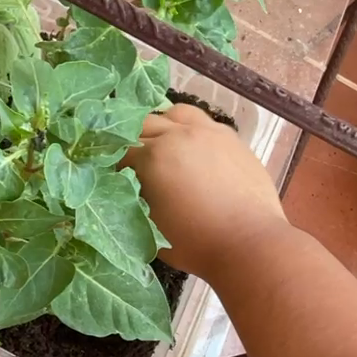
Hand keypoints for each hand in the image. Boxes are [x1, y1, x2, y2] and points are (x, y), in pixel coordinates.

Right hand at [123, 104, 288, 282]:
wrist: (248, 243)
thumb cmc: (193, 243)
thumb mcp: (149, 225)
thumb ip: (132, 199)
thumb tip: (123, 187)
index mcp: (153, 157)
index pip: (119, 150)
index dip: (110, 163)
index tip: (108, 176)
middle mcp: (179, 135)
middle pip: (143, 123)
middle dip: (131, 140)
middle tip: (129, 162)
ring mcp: (209, 132)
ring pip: (175, 114)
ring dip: (161, 126)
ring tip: (160, 147)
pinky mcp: (231, 138)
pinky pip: (202, 123)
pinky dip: (188, 131)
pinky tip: (189, 151)